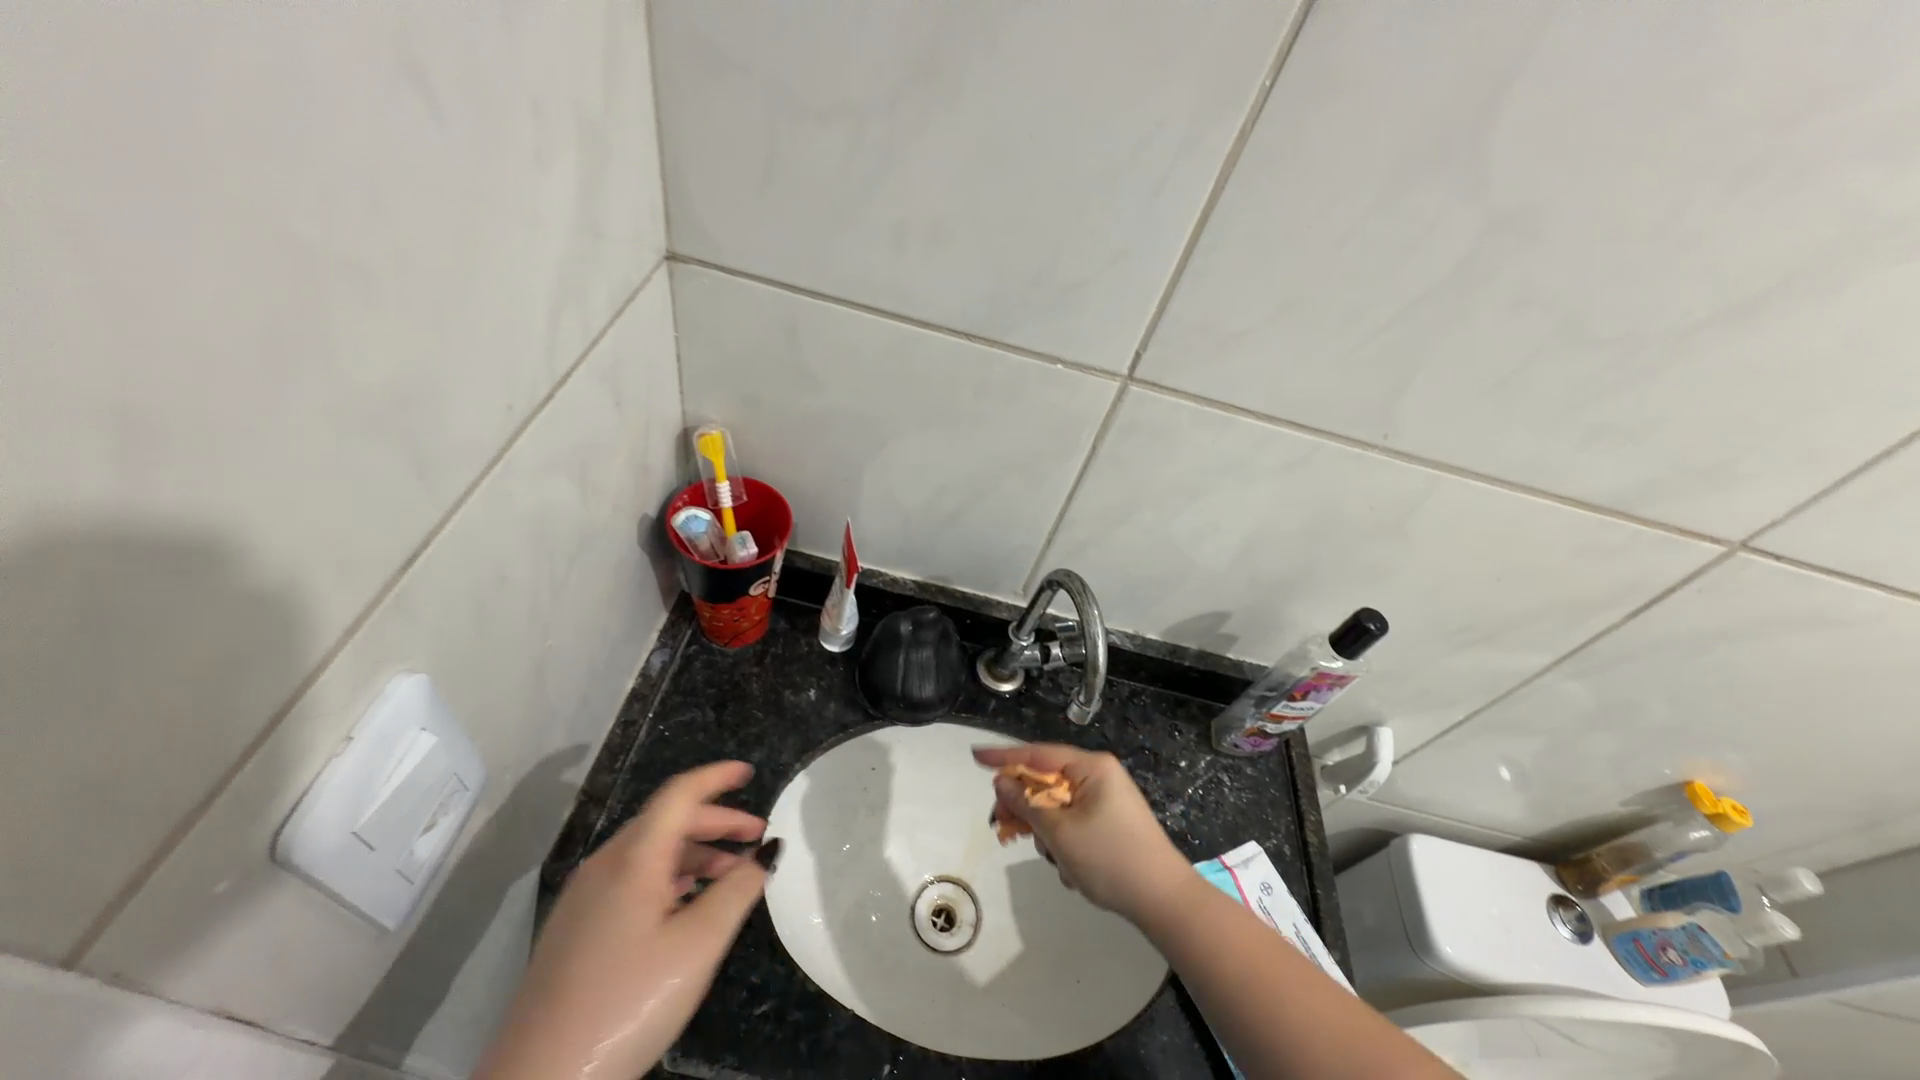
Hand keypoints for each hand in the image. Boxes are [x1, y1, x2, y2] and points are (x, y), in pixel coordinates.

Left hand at [474, 761, 774, 1079]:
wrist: (540, 1076)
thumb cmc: (629, 1001)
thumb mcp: (698, 945)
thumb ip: (738, 890)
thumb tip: (767, 850)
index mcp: (632, 859)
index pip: (678, 795)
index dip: (716, 778)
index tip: (749, 772)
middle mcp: (604, 866)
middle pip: (664, 821)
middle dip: (715, 821)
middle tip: (757, 834)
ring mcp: (584, 897)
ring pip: (648, 853)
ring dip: (694, 852)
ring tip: (733, 874)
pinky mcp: (577, 927)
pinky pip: (631, 880)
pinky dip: (670, 877)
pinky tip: (688, 905)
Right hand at [973, 744, 1191, 923]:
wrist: (1162, 900)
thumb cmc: (1110, 858)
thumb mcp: (1059, 831)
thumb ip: (1027, 803)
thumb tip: (1003, 782)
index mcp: (1092, 768)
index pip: (1038, 754)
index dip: (1004, 758)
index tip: (975, 758)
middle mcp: (1099, 777)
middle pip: (1046, 782)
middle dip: (1026, 808)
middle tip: (1005, 830)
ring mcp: (1106, 802)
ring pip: (1057, 808)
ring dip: (1047, 834)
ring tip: (1057, 861)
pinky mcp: (1109, 825)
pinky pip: (1073, 825)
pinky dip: (1064, 844)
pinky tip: (1072, 871)